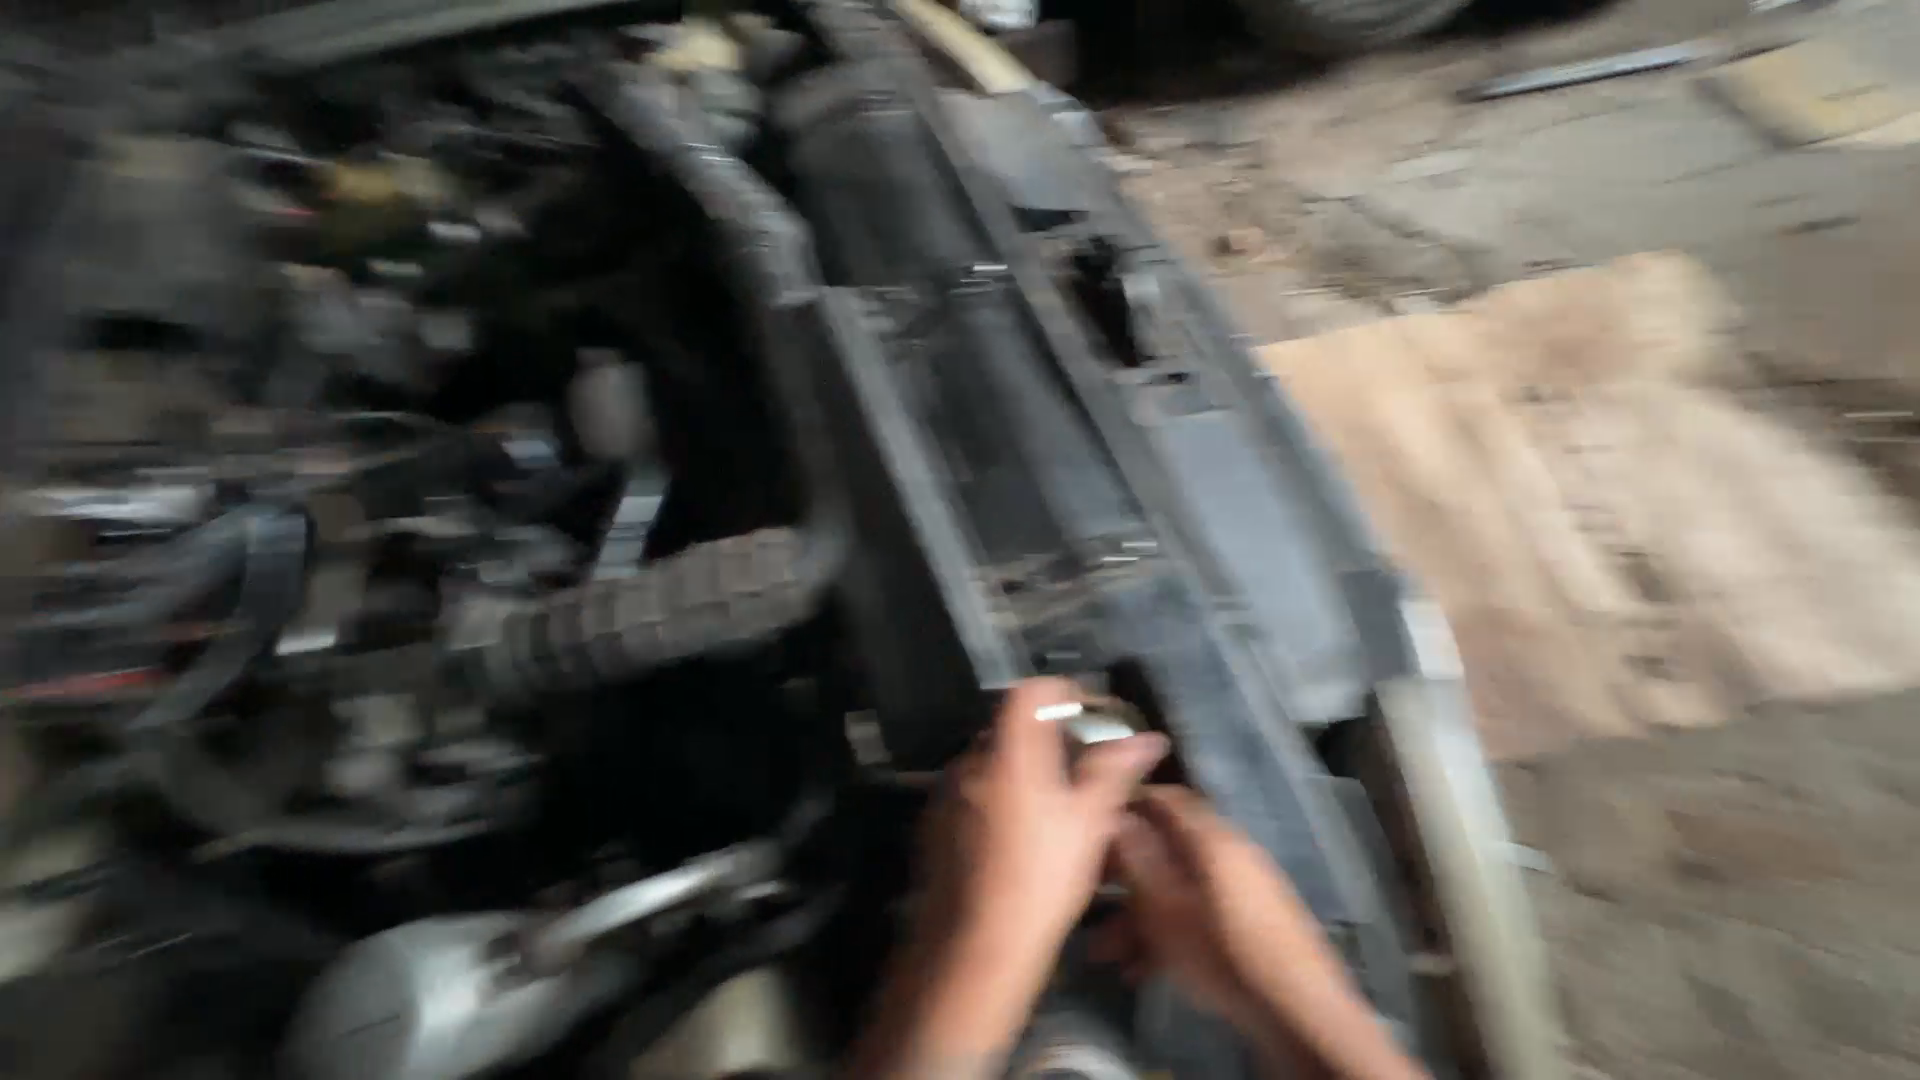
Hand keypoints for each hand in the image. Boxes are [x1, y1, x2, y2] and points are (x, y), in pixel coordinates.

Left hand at [917, 677, 1168, 973]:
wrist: (976, 944)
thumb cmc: (1041, 878)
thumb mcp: (1089, 823)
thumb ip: (1113, 770)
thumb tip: (1146, 738)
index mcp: (1009, 752)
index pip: (1031, 691)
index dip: (1062, 693)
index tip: (1088, 715)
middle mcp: (971, 761)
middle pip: (1011, 725)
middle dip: (1046, 737)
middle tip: (1078, 767)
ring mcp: (947, 791)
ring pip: (991, 761)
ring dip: (1021, 769)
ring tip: (1052, 806)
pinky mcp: (934, 821)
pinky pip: (971, 791)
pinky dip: (996, 797)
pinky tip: (1016, 835)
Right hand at [1094, 787, 1428, 1079]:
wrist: (1301, 1015)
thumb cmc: (1224, 953)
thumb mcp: (1166, 908)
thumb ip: (1138, 860)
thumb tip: (1115, 817)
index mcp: (1212, 839)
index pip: (1166, 799)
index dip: (1128, 805)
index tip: (1095, 824)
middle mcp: (1230, 854)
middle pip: (1167, 849)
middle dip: (1126, 876)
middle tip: (1092, 893)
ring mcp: (1244, 890)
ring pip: (1179, 888)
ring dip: (1140, 916)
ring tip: (1108, 954)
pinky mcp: (1252, 924)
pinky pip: (1199, 914)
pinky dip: (1170, 934)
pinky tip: (1142, 970)